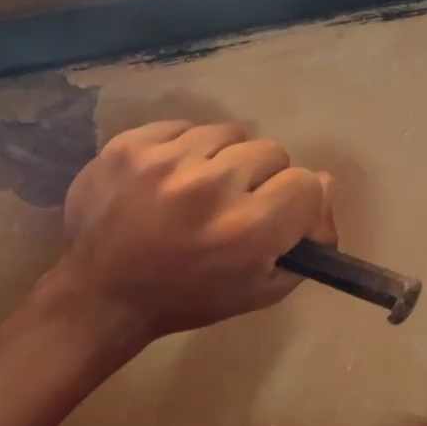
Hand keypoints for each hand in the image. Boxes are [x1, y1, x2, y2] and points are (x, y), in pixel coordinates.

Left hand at [55, 121, 336, 339]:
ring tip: (199, 188)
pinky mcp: (130, 145)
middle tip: (235, 205)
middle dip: (260, 180)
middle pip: (270, 152)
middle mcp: (210, 185)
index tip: (279, 215)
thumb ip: (302, 243)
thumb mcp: (257, 291)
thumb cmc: (184, 298)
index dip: (297, 202)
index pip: (307, 183)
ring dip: (222, 159)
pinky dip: (182, 149)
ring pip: (227, 133)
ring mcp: (165, 160)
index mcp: (248, 228)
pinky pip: (181, 127)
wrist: (102, 292)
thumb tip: (324, 184)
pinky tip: (168, 177)